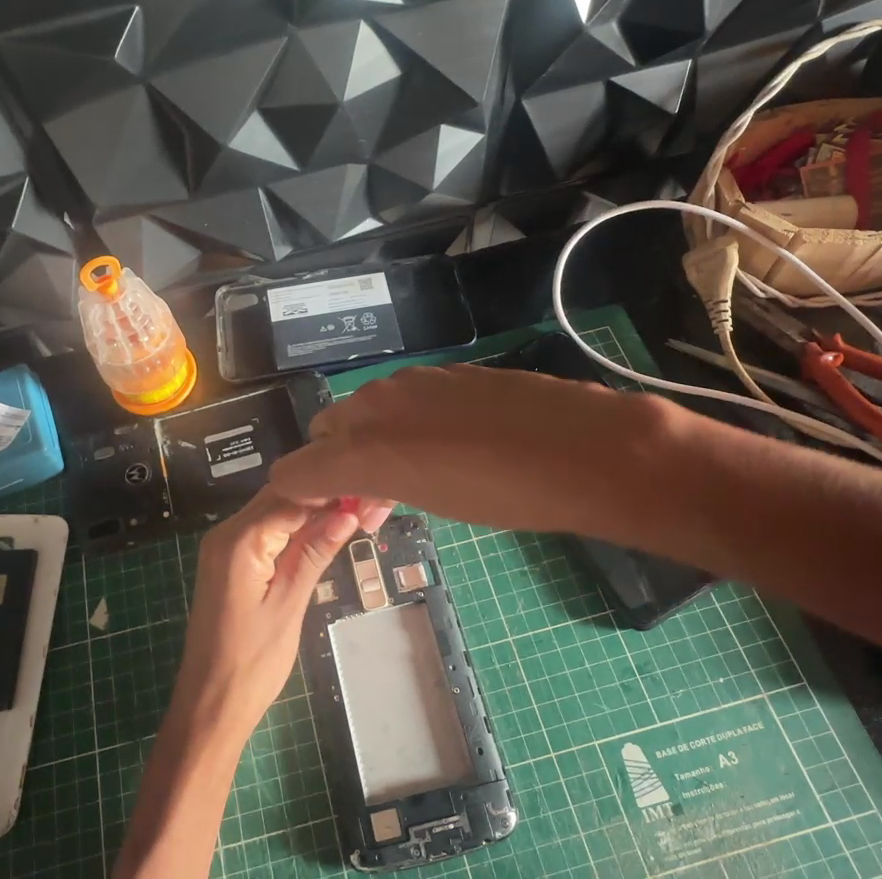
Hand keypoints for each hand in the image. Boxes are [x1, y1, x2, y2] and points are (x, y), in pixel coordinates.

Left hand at [171, 489, 379, 738]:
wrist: (209, 705)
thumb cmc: (252, 663)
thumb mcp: (289, 604)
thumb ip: (314, 553)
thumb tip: (347, 514)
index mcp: (239, 540)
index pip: (290, 496)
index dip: (329, 492)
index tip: (366, 493)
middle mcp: (225, 533)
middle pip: (278, 498)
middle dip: (319, 498)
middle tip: (364, 505)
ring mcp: (222, 548)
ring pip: (271, 513)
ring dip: (307, 513)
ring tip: (350, 517)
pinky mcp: (226, 563)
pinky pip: (262, 532)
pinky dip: (289, 531)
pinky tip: (319, 536)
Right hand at [269, 364, 682, 540]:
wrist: (586, 448)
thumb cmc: (509, 496)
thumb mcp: (434, 504)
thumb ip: (379, 486)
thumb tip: (363, 487)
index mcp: (364, 447)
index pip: (296, 470)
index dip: (299, 493)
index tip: (322, 511)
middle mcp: (375, 404)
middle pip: (325, 431)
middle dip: (334, 463)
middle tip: (369, 499)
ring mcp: (411, 381)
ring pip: (364, 410)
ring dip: (369, 441)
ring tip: (408, 478)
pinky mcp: (445, 371)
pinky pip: (402, 398)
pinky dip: (403, 422)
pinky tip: (443, 447)